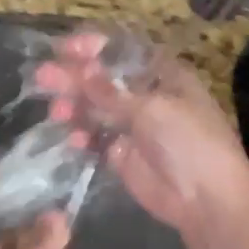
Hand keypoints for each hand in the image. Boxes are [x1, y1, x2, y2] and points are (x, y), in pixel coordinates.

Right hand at [34, 31, 248, 232]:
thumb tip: (80, 69)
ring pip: (93, 108)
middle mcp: (145, 96)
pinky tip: (72, 137)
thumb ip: (111, 91)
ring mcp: (132, 126)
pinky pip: (93, 137)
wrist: (205, 200)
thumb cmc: (190, 143)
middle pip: (102, 80)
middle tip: (42, 77)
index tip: (65, 49)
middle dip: (73, 77)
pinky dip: (80, 135)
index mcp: (163, 76)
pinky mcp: (120, 153)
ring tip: (56, 112)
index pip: (122, 53)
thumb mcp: (152, 109)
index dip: (93, 48)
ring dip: (72, 105)